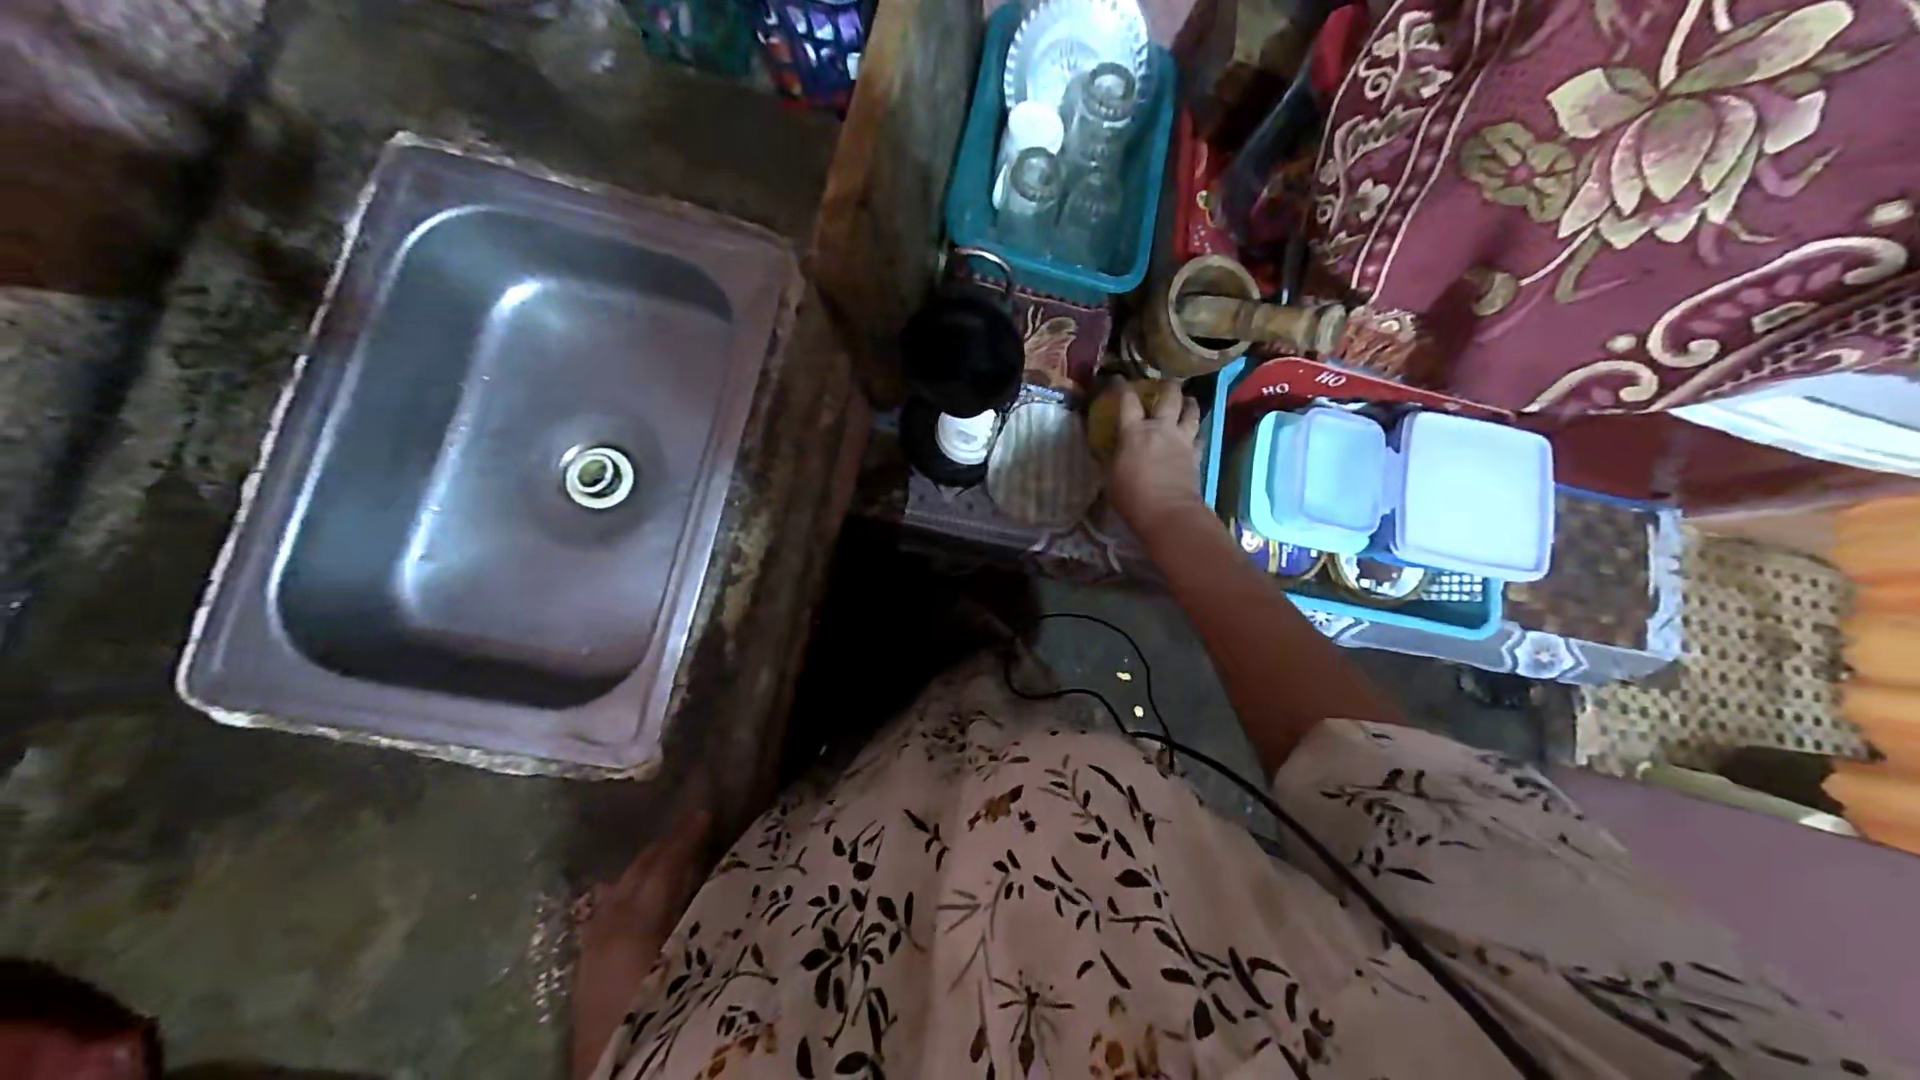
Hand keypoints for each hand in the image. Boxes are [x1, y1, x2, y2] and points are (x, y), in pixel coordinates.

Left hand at [572, 803, 711, 1079]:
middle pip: (638, 871)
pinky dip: (628, 887)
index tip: (705, 813)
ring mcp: (592, 942)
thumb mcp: (687, 961)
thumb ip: (699, 916)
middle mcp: (608, 922)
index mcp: (634, 920)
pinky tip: (633, 890)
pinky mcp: (585, 963)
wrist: (606, 1071)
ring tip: (669, 853)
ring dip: (646, 865)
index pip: (663, 866)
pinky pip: (609, 905)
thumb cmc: (655, 1011)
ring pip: (620, 885)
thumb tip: (718, 876)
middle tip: (692, 825)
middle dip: (665, 845)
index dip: (685, 838)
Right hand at [1105, 379, 1205, 541]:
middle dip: (1168, 386)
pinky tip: (1195, 434)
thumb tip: (1111, 450)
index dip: (1121, 387)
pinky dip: (1197, 432)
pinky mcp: (1196, 455)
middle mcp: (1160, 429)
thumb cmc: (1132, 497)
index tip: (1117, 378)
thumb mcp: (1110, 477)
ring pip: (1191, 412)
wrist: (1169, 512)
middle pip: (1169, 398)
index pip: (1126, 402)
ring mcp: (1181, 441)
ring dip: (1190, 403)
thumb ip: (1112, 458)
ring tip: (1189, 400)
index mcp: (1134, 433)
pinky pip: (1199, 436)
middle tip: (1168, 382)